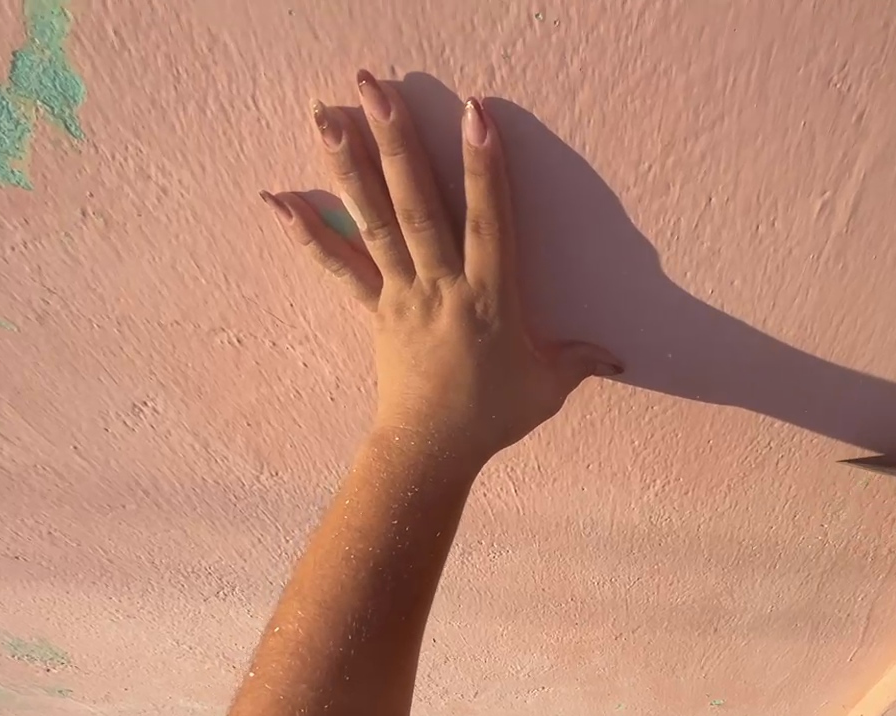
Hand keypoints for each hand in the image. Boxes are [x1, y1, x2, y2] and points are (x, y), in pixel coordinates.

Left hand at [260, 72, 620, 466]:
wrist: (433, 449)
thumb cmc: (494, 417)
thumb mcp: (548, 388)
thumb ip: (581, 362)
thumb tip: (619, 360)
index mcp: (489, 299)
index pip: (487, 222)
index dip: (484, 168)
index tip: (474, 114)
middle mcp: (441, 287)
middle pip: (418, 206)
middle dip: (398, 143)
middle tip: (373, 86)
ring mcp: (403, 296)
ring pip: (375, 224)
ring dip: (349, 168)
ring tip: (325, 115)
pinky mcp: (376, 312)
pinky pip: (340, 270)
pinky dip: (308, 236)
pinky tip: (276, 199)